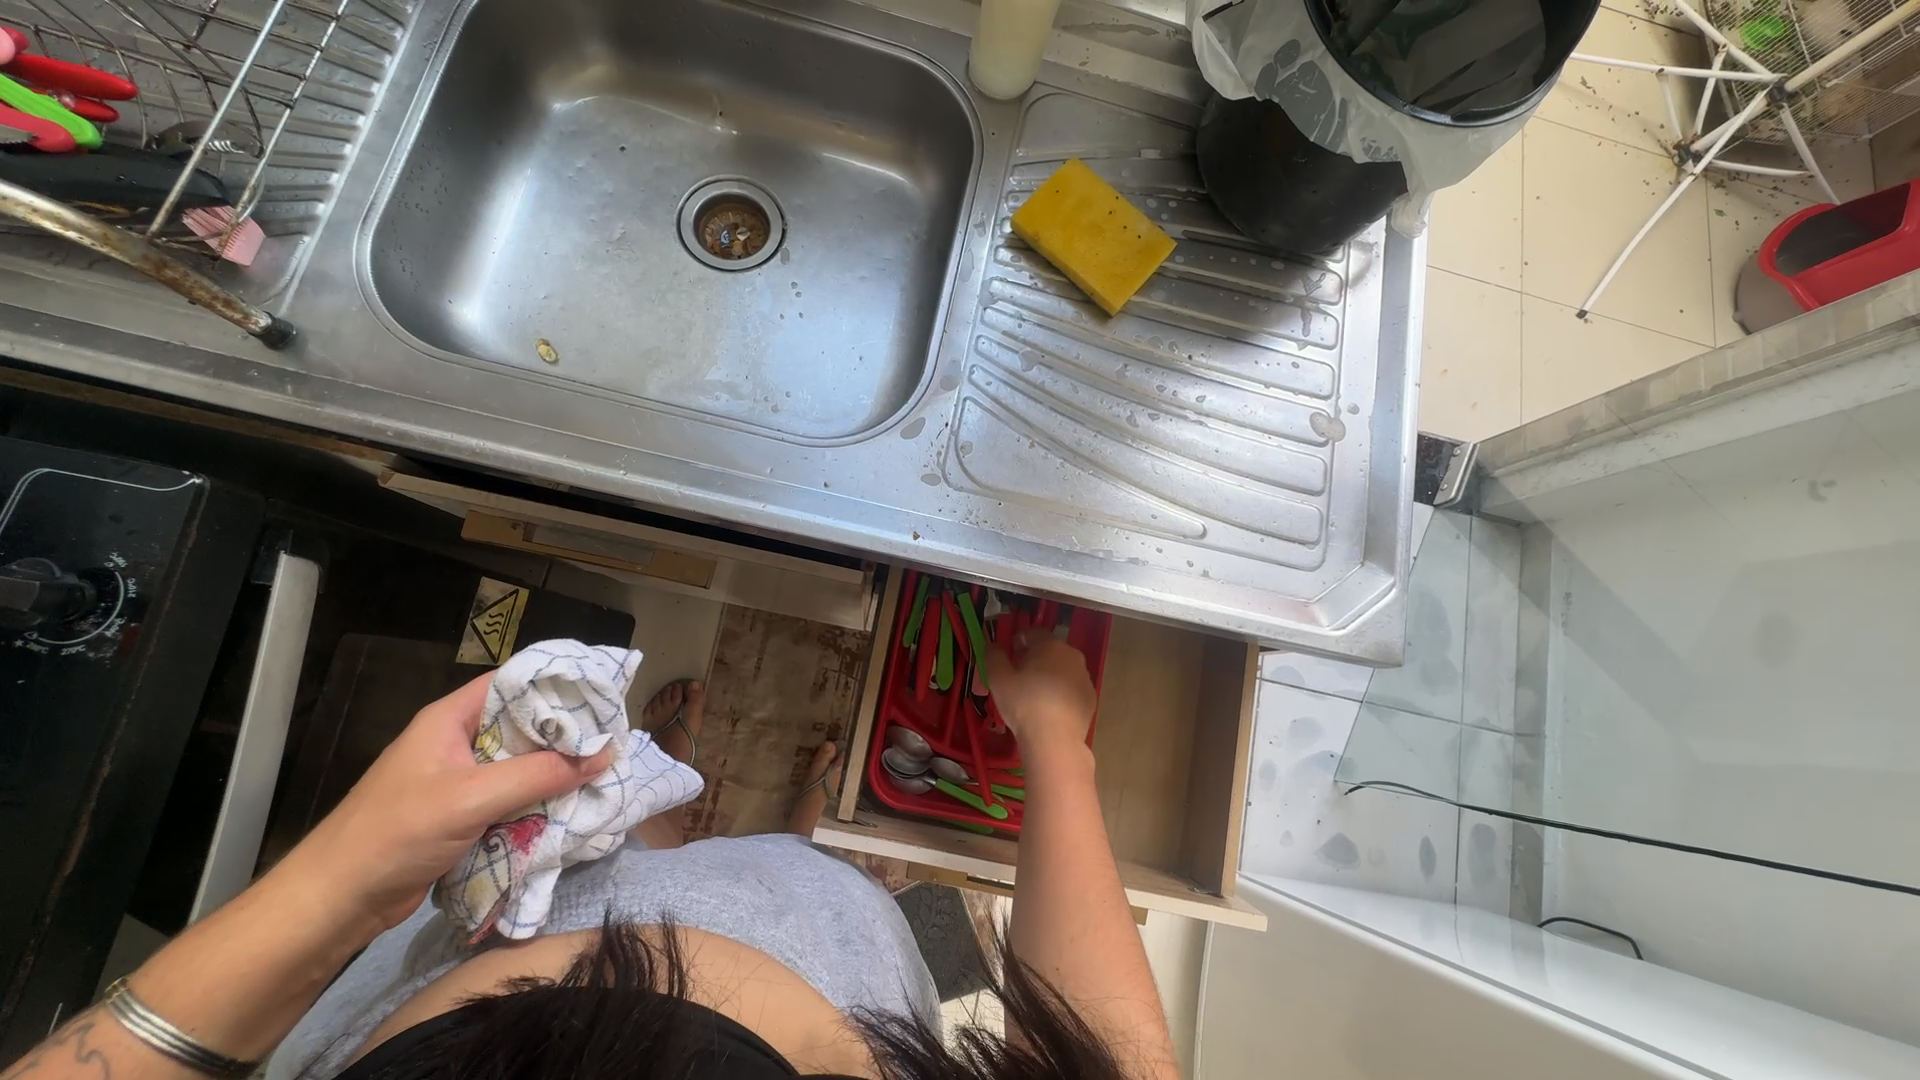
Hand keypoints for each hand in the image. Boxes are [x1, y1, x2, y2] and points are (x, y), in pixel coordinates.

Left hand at [282, 672, 613, 933]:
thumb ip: (540, 774)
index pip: (513, 682)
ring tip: (603, 768)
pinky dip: (539, 799)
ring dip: (555, 770)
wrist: (335, 903)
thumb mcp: (473, 798)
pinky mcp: (463, 813)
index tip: (601, 693)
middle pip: (523, 724)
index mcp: (450, 719)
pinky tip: (572, 803)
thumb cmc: (395, 834)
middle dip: (565, 732)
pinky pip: (512, 796)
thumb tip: (606, 754)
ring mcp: (459, 779)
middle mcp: (457, 742)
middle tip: (612, 735)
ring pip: (521, 763)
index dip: (556, 682)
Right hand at [984, 632, 1097, 765]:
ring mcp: (1085, 677)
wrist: (1054, 740)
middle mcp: (1072, 656)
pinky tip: (1050, 709)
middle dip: (1035, 657)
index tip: (1010, 653)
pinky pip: (1072, 688)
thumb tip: (992, 646)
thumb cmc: (1024, 704)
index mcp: (1050, 646)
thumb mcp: (998, 679)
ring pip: (1063, 669)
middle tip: (1019, 675)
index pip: (1033, 632)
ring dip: (1049, 674)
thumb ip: (993, 656)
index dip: (1019, 639)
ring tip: (1034, 694)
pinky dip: (1061, 692)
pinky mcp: (1090, 698)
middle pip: (1050, 650)